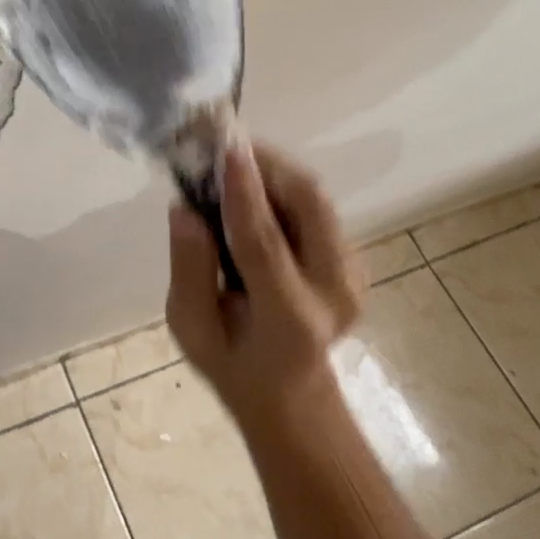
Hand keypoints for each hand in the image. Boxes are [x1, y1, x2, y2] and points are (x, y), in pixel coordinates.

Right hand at [165, 134, 360, 426]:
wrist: (290, 391)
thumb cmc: (230, 361)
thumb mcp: (189, 326)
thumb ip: (189, 268)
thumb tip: (184, 208)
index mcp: (289, 318)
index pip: (264, 244)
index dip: (245, 194)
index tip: (228, 149)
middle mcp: (333, 292)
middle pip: (309, 207)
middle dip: (268, 166)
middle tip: (222, 147)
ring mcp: (352, 276)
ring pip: (317, 200)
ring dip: (275, 172)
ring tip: (233, 161)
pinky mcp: (354, 262)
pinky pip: (317, 209)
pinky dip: (283, 189)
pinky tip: (253, 189)